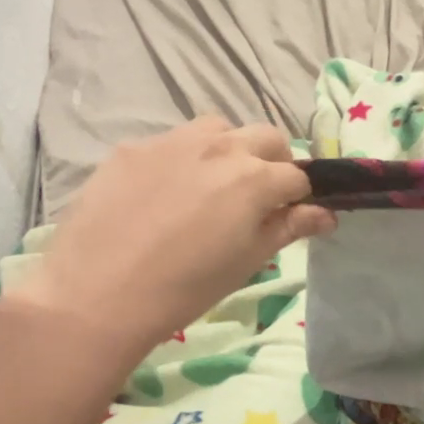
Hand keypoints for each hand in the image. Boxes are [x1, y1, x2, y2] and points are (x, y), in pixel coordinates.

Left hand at [1, 118, 333, 355]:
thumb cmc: (184, 289)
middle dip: (272, 163)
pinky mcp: (133, 148)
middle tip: (256, 200)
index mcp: (255, 178)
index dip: (300, 196)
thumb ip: (288, 228)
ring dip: (229, 150)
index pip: (297, 176)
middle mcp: (220, 147)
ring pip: (219, 129)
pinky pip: (172, 143)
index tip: (292, 215)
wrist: (96, 294)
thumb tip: (326, 214)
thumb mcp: (246, 262)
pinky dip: (183, 160)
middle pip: (266, 138)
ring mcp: (172, 142)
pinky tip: (162, 196)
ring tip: (211, 188)